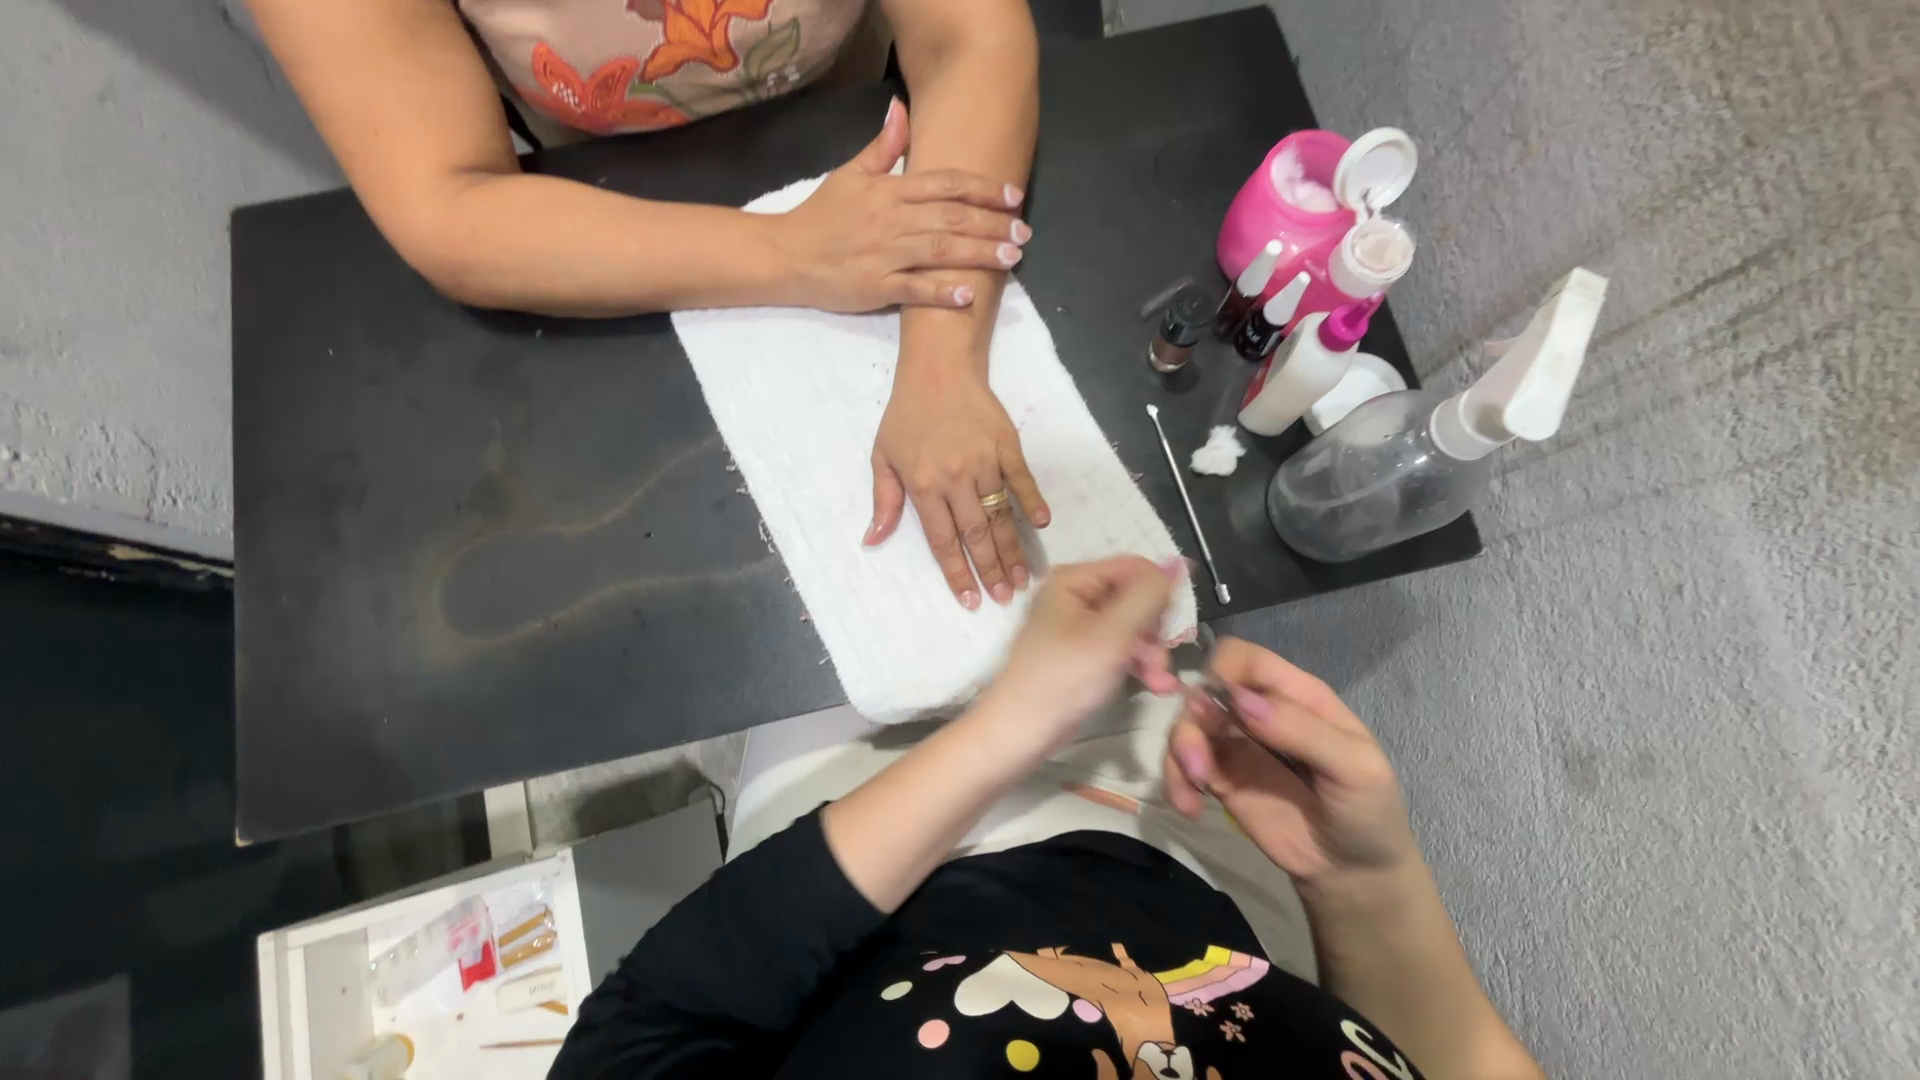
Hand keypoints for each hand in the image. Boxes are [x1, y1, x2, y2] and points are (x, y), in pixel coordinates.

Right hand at [769, 98, 1028, 312]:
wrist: (787, 255)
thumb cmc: (822, 217)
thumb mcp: (850, 175)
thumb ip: (883, 148)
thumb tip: (902, 110)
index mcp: (890, 191)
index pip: (945, 184)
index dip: (982, 189)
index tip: (1013, 197)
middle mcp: (893, 220)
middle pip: (951, 218)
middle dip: (992, 224)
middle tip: (1024, 233)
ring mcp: (885, 255)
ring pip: (940, 250)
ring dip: (979, 253)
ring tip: (1010, 258)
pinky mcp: (877, 287)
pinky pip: (915, 290)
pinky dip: (942, 293)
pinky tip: (969, 296)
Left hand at [866, 359, 1049, 607]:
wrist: (938, 367)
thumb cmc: (906, 414)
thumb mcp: (882, 456)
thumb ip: (884, 500)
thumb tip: (874, 541)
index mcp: (923, 485)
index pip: (942, 540)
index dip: (956, 573)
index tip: (970, 600)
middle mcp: (955, 478)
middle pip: (975, 534)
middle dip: (990, 570)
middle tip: (1004, 598)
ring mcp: (984, 461)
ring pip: (1000, 514)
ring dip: (1013, 548)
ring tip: (1022, 578)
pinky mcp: (1007, 445)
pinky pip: (1022, 479)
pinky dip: (1032, 501)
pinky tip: (1041, 525)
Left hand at [974, 557, 1183, 757]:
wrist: (1023, 730)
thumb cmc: (1065, 677)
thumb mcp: (1113, 634)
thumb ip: (1147, 596)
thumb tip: (1178, 562)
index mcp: (1073, 579)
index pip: (1134, 567)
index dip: (1161, 592)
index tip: (1178, 625)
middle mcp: (1074, 595)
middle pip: (1135, 597)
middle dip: (1156, 630)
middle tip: (1166, 658)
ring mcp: (1078, 625)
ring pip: (1132, 626)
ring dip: (1152, 653)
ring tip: (1162, 683)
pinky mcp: (1083, 653)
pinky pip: (1120, 647)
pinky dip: (1139, 664)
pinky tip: (1157, 687)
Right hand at [1163, 637, 1420, 887]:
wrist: (1355, 874)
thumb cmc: (1368, 812)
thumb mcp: (1356, 768)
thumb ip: (1301, 730)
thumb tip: (1241, 701)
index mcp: (1297, 696)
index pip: (1246, 659)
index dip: (1223, 672)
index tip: (1219, 710)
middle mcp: (1259, 712)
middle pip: (1205, 689)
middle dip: (1192, 720)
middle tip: (1198, 764)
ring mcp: (1236, 744)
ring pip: (1187, 724)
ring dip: (1179, 750)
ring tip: (1195, 788)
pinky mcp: (1219, 778)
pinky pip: (1181, 764)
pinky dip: (1175, 780)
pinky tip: (1188, 806)